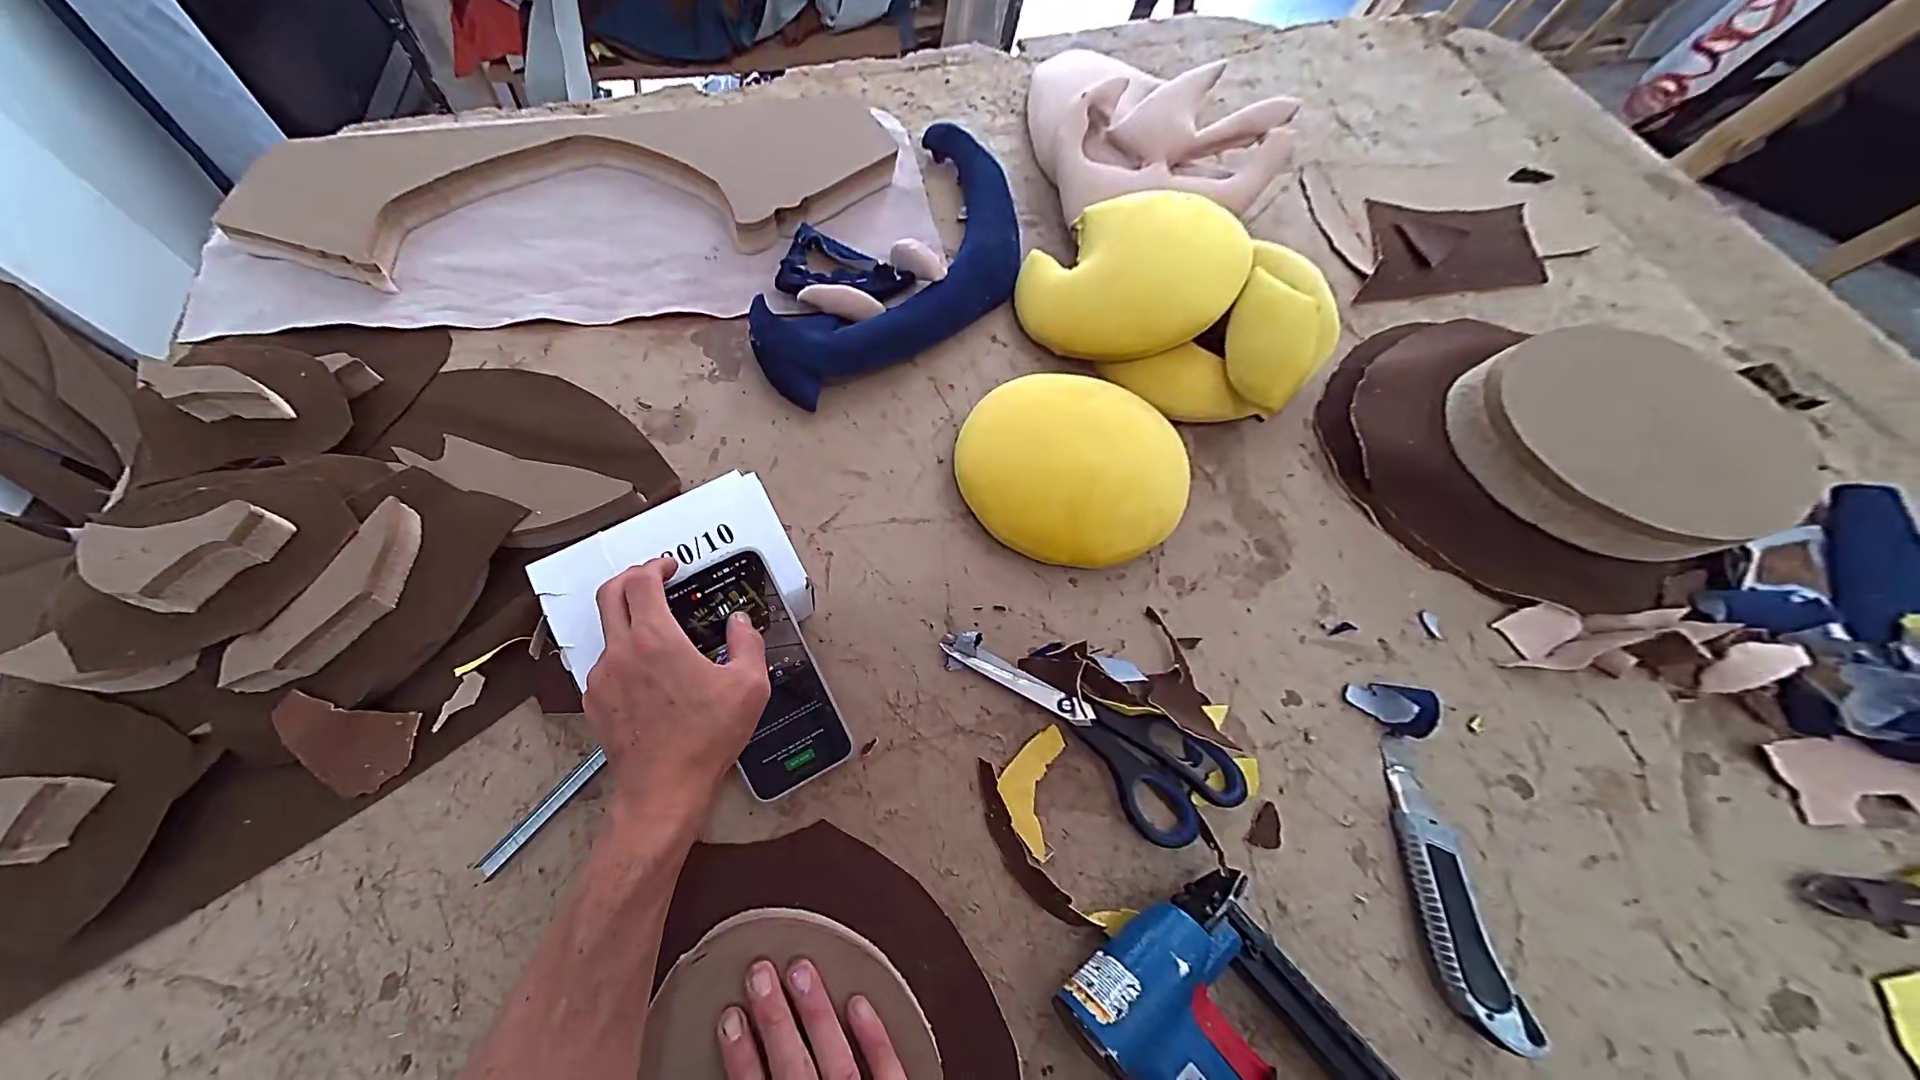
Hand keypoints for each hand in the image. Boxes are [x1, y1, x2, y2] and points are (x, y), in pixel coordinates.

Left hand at [585, 557, 769, 823]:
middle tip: (654, 579)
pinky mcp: (596, 701)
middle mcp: (621, 653)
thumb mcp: (749, 685)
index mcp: (656, 641)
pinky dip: (624, 650)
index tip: (670, 567)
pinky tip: (650, 669)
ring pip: (606, 628)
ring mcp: (602, 678)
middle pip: (609, 594)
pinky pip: (605, 661)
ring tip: (658, 628)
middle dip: (631, 577)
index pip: (640, 582)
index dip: (655, 566)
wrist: (663, 790)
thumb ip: (748, 643)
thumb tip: (742, 624)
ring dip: (628, 616)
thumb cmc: (704, 739)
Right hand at [718, 959, 907, 1079]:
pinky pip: (889, 1072)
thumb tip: (748, 1058)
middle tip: (760, 972)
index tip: (729, 1017)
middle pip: (794, 1068)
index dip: (741, 1057)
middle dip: (775, 1018)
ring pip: (837, 1060)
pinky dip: (874, 1037)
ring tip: (800, 969)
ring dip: (816, 1013)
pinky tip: (859, 1001)